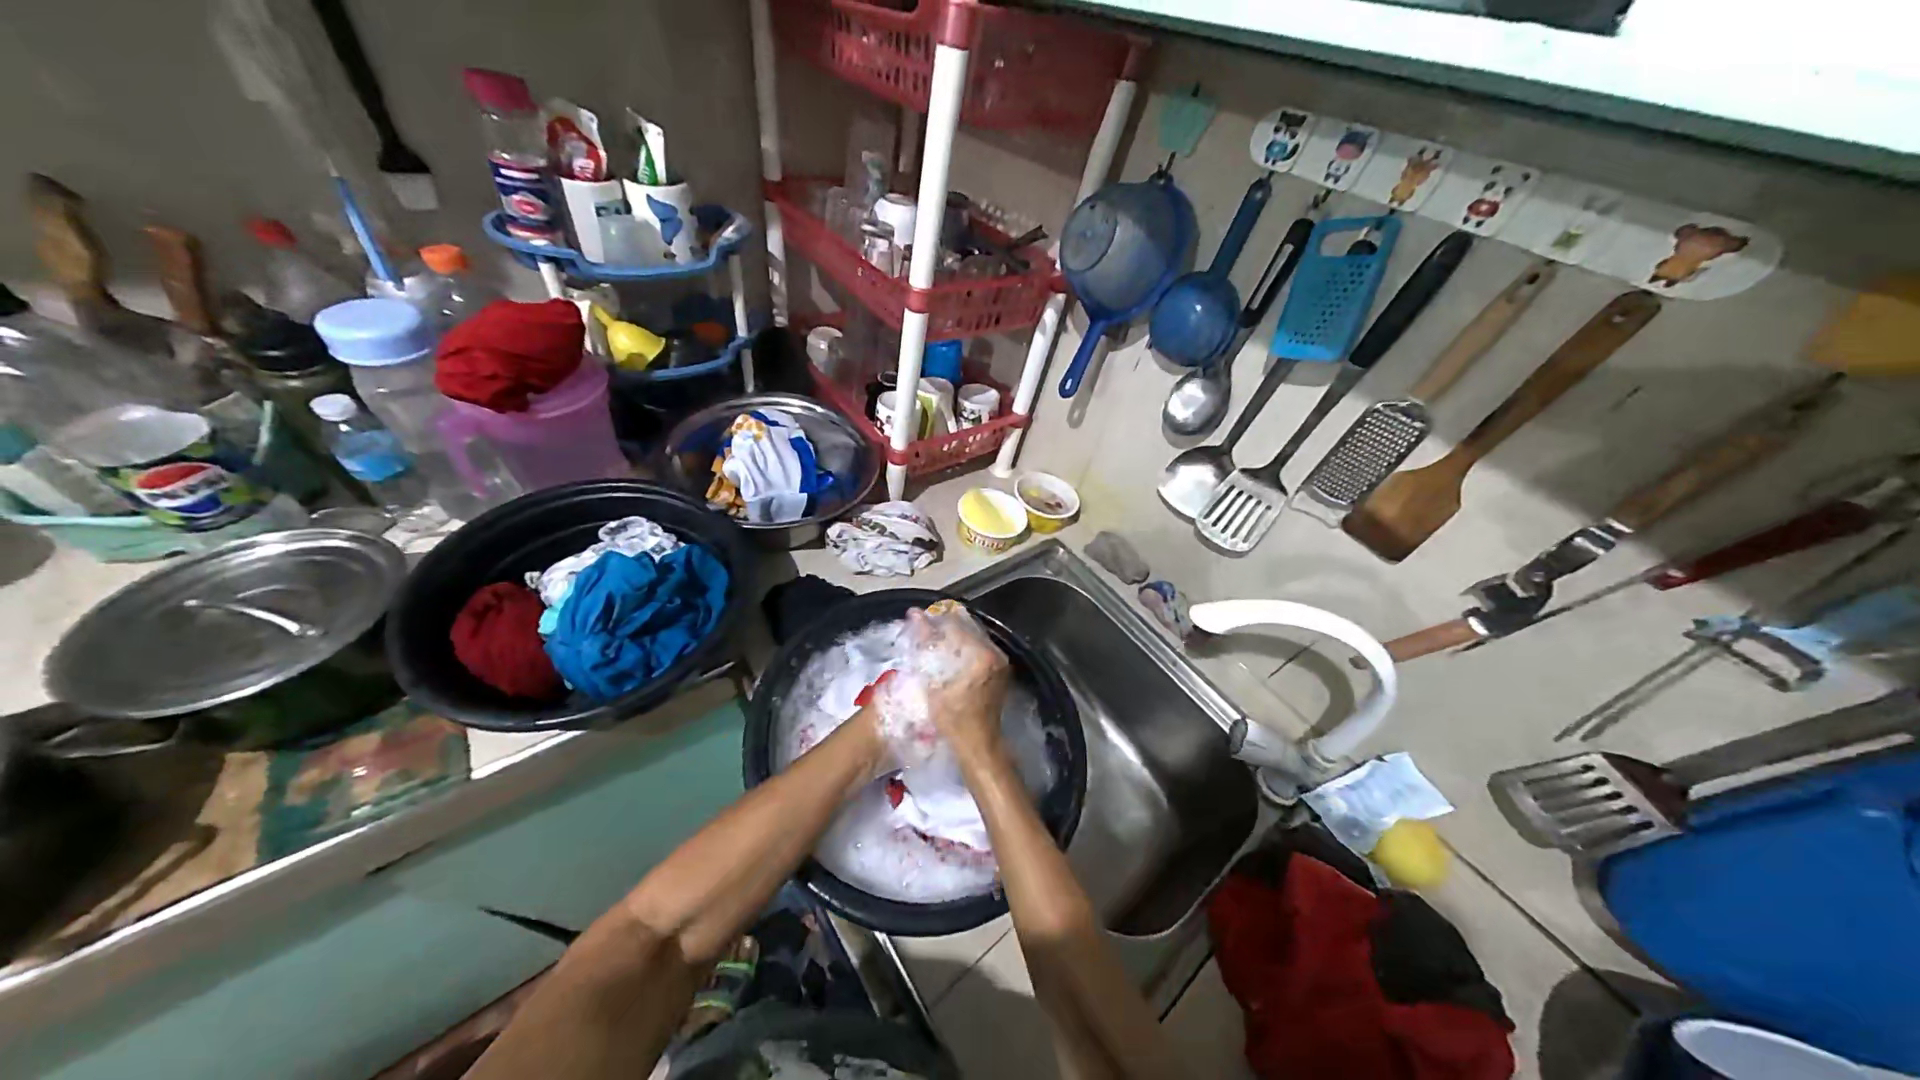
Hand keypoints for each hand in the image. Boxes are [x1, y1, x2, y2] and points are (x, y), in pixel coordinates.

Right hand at [905, 604, 1010, 766]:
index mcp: (980, 654)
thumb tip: (914, 615)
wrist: (977, 743)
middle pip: (966, 629)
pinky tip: (948, 655)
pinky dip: (964, 649)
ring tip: (933, 641)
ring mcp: (1001, 661)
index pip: (954, 626)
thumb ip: (925, 645)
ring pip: (973, 638)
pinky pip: (980, 650)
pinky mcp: (1001, 670)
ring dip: (954, 638)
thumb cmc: (953, 716)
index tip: (915, 620)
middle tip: (923, 630)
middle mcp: (995, 652)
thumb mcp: (933, 681)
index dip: (932, 622)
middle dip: (943, 628)